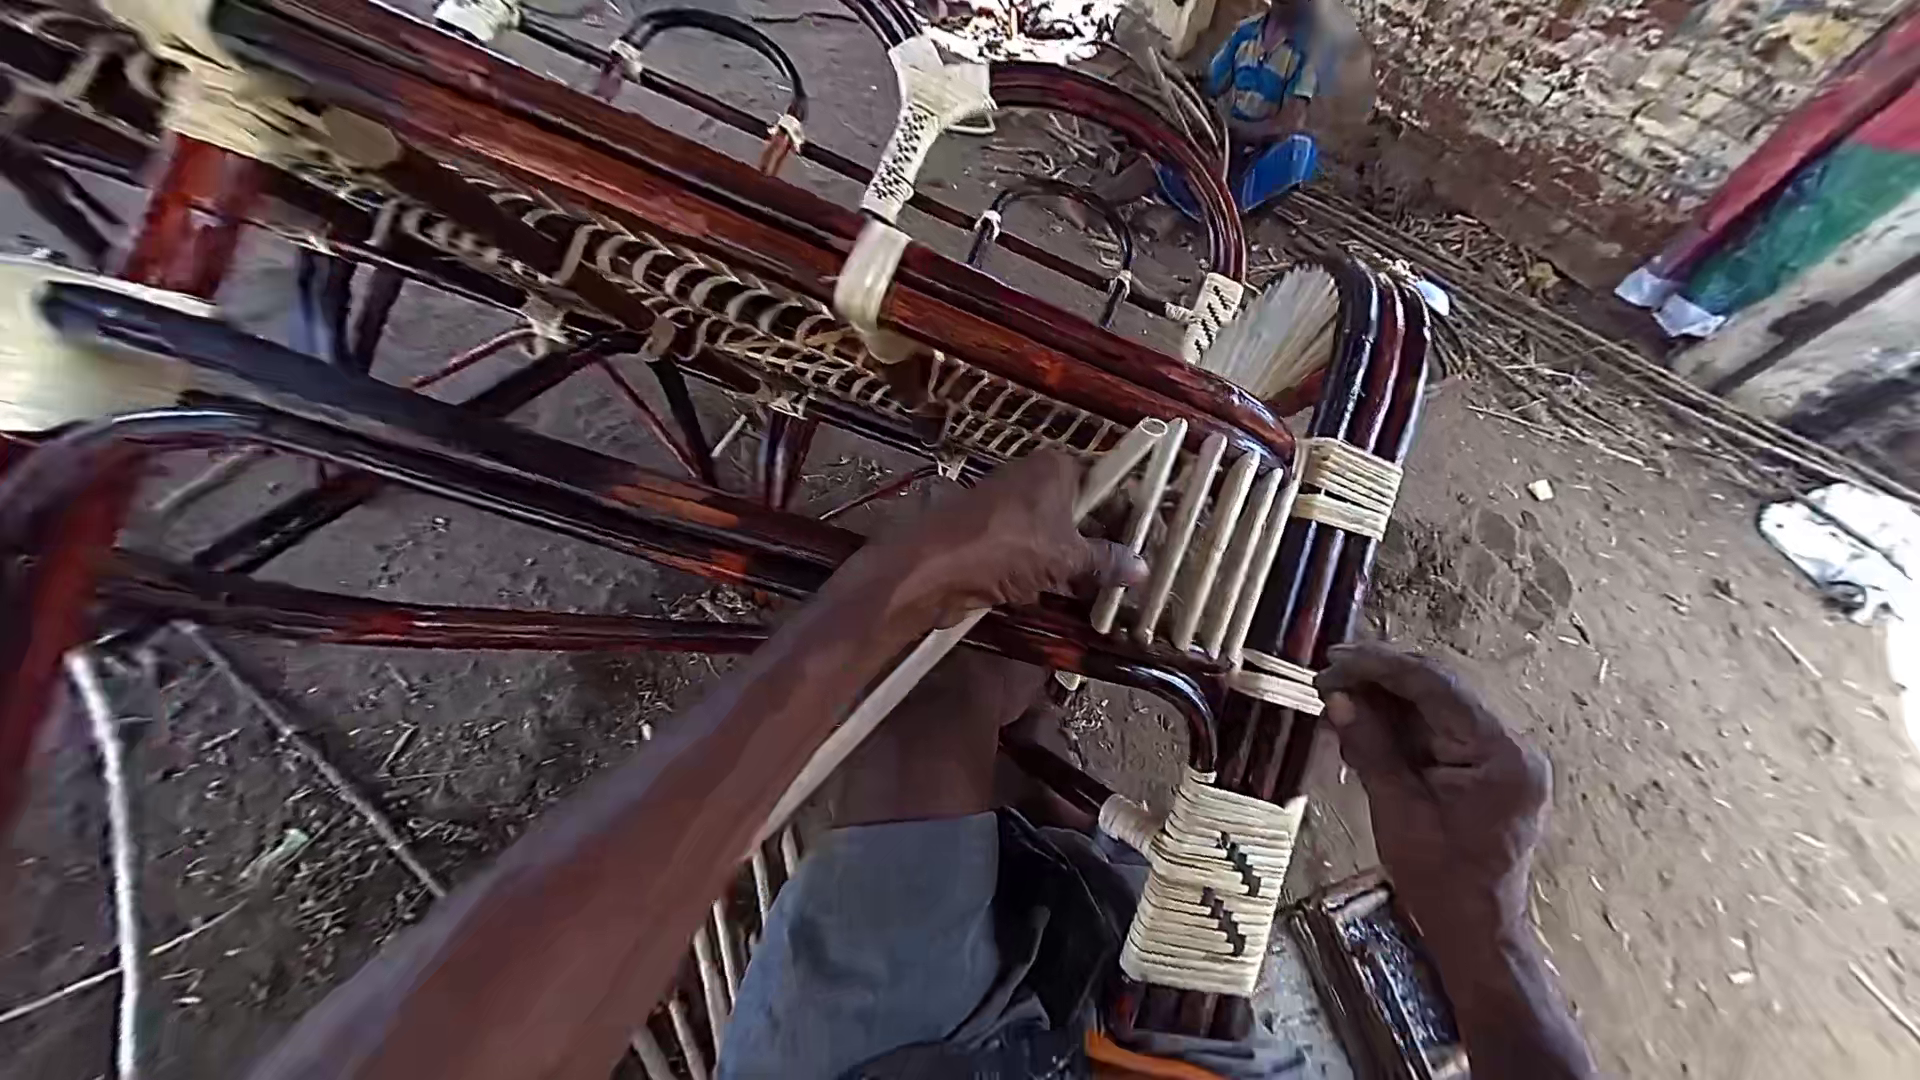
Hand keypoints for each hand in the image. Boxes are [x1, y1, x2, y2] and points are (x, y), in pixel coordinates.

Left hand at [852, 449, 1147, 626]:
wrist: (935, 567)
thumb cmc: (1008, 545)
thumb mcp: (1065, 555)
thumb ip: (1104, 560)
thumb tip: (1140, 567)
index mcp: (1057, 469)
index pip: (1109, 481)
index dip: (1129, 511)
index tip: (1150, 541)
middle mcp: (1034, 482)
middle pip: (1083, 513)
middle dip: (1105, 546)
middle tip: (1131, 576)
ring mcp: (1012, 511)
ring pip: (1058, 539)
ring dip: (1078, 567)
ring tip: (1106, 595)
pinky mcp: (994, 540)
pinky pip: (1033, 556)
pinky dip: (1049, 577)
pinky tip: (1068, 600)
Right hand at [1315, 643, 1549, 952]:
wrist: (1473, 925)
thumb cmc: (1439, 876)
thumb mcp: (1397, 809)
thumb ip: (1370, 746)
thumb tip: (1338, 697)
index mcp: (1501, 756)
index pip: (1437, 687)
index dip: (1381, 665)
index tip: (1334, 659)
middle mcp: (1506, 745)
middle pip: (1437, 685)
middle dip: (1377, 674)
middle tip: (1326, 675)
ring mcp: (1494, 752)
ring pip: (1429, 699)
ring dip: (1379, 693)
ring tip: (1333, 694)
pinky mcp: (1475, 761)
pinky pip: (1428, 722)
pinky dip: (1389, 716)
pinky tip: (1356, 719)